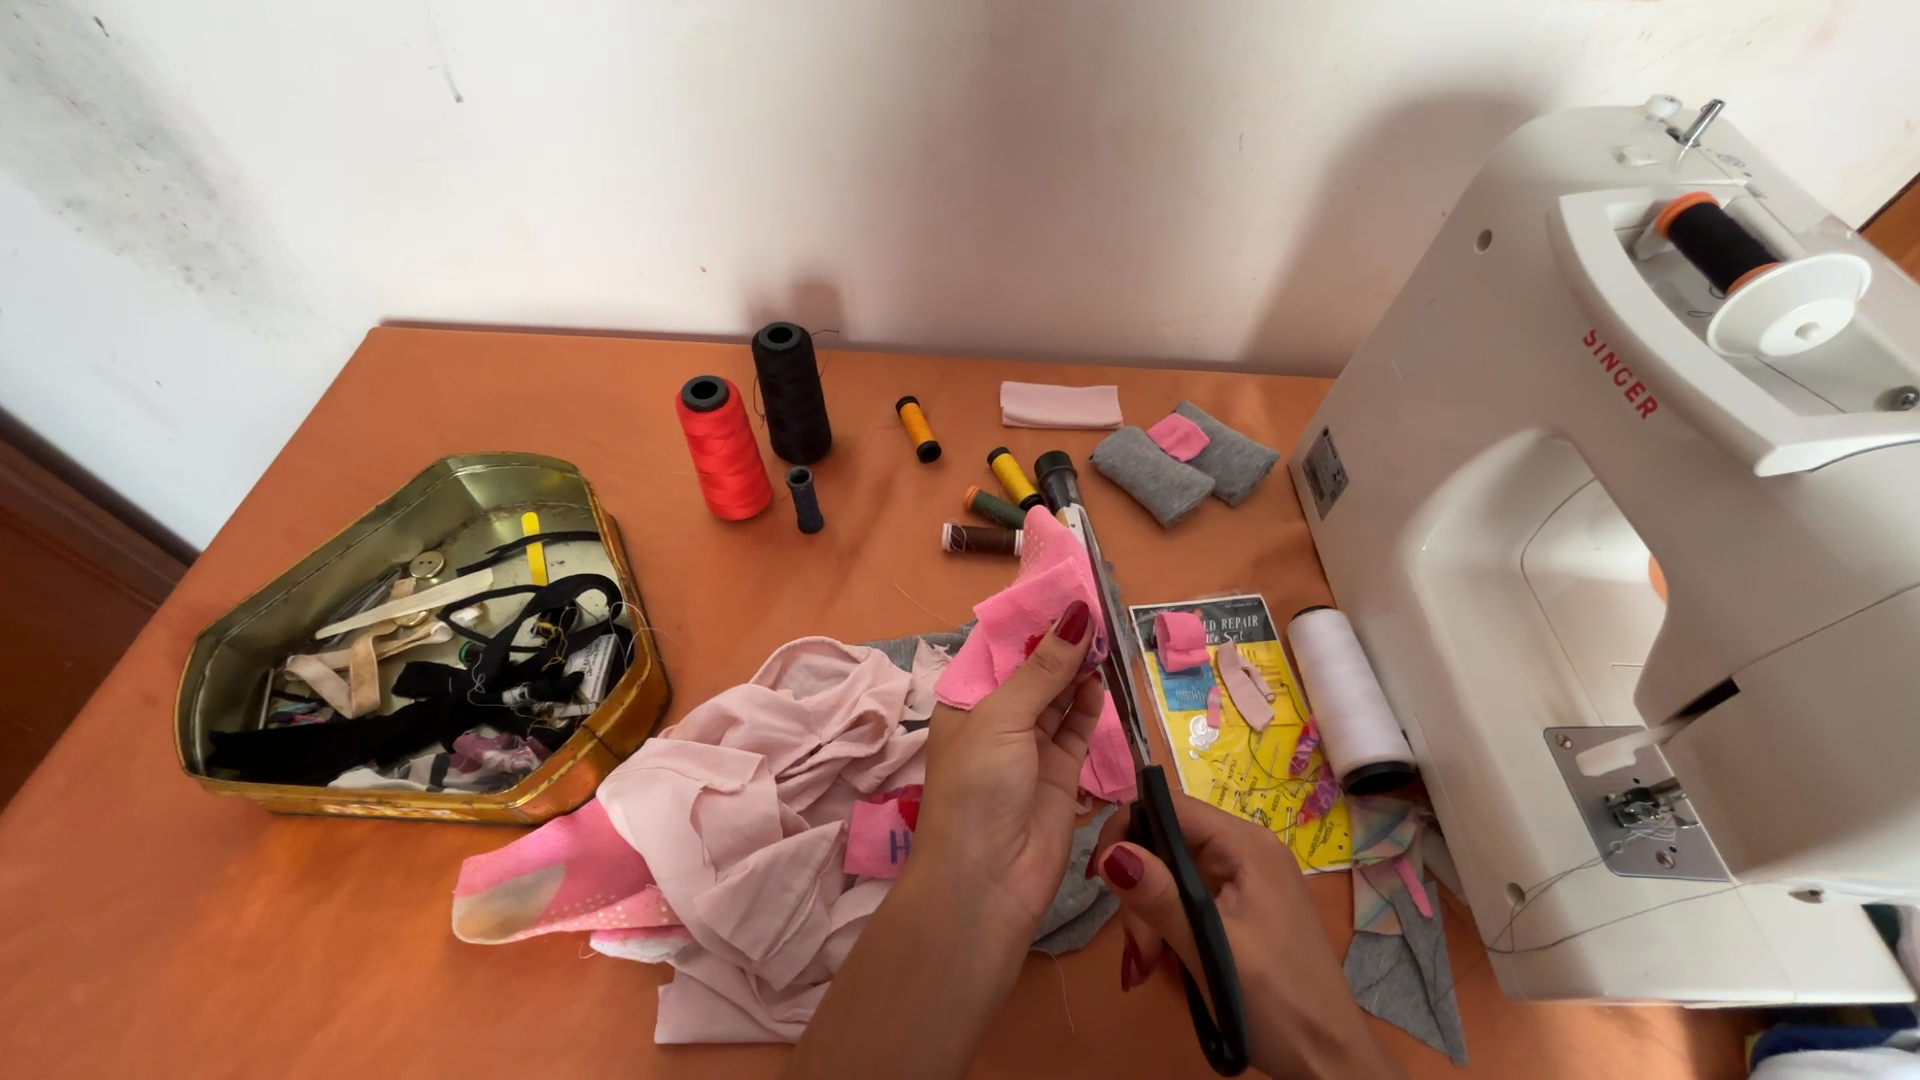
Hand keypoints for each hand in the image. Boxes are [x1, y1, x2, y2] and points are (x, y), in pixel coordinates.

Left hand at [912, 599, 1105, 941]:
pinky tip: (1101, 678)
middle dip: (1058, 643)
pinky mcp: (1060, 774)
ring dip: (1077, 669)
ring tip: (1104, 635)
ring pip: (1058, 697)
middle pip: (1032, 671)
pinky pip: (1076, 728)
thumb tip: (1075, 613)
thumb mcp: (1002, 717)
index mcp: (965, 702)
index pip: (997, 650)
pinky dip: (1089, 704)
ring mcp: (1028, 748)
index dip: (1028, 624)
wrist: (987, 881)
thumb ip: (1043, 669)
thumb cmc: (977, 786)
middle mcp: (995, 721)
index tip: (1061, 590)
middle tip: (1094, 607)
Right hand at [1093, 796, 1404, 1079]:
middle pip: (1167, 840)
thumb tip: (1109, 853)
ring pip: (1172, 870)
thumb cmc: (1278, 1003)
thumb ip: (1159, 897)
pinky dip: (1167, 920)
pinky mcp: (1242, 904)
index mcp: (1245, 844)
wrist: (1331, 1063)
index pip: (1170, 806)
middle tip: (1139, 949)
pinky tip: (1164, 957)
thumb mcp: (1211, 948)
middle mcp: (1245, 848)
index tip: (1102, 877)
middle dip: (1141, 887)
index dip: (1129, 830)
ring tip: (1150, 962)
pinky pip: (1188, 894)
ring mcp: (1245, 877)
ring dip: (1151, 911)